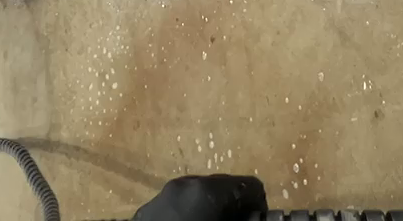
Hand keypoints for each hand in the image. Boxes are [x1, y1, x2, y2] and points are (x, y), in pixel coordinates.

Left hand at [134, 175, 265, 220]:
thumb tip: (255, 217)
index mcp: (207, 191)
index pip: (249, 185)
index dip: (258, 204)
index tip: (258, 219)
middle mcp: (185, 185)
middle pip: (221, 187)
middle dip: (231, 206)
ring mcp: (161, 197)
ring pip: (196, 195)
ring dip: (207, 210)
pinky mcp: (144, 213)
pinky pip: (175, 207)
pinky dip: (186, 217)